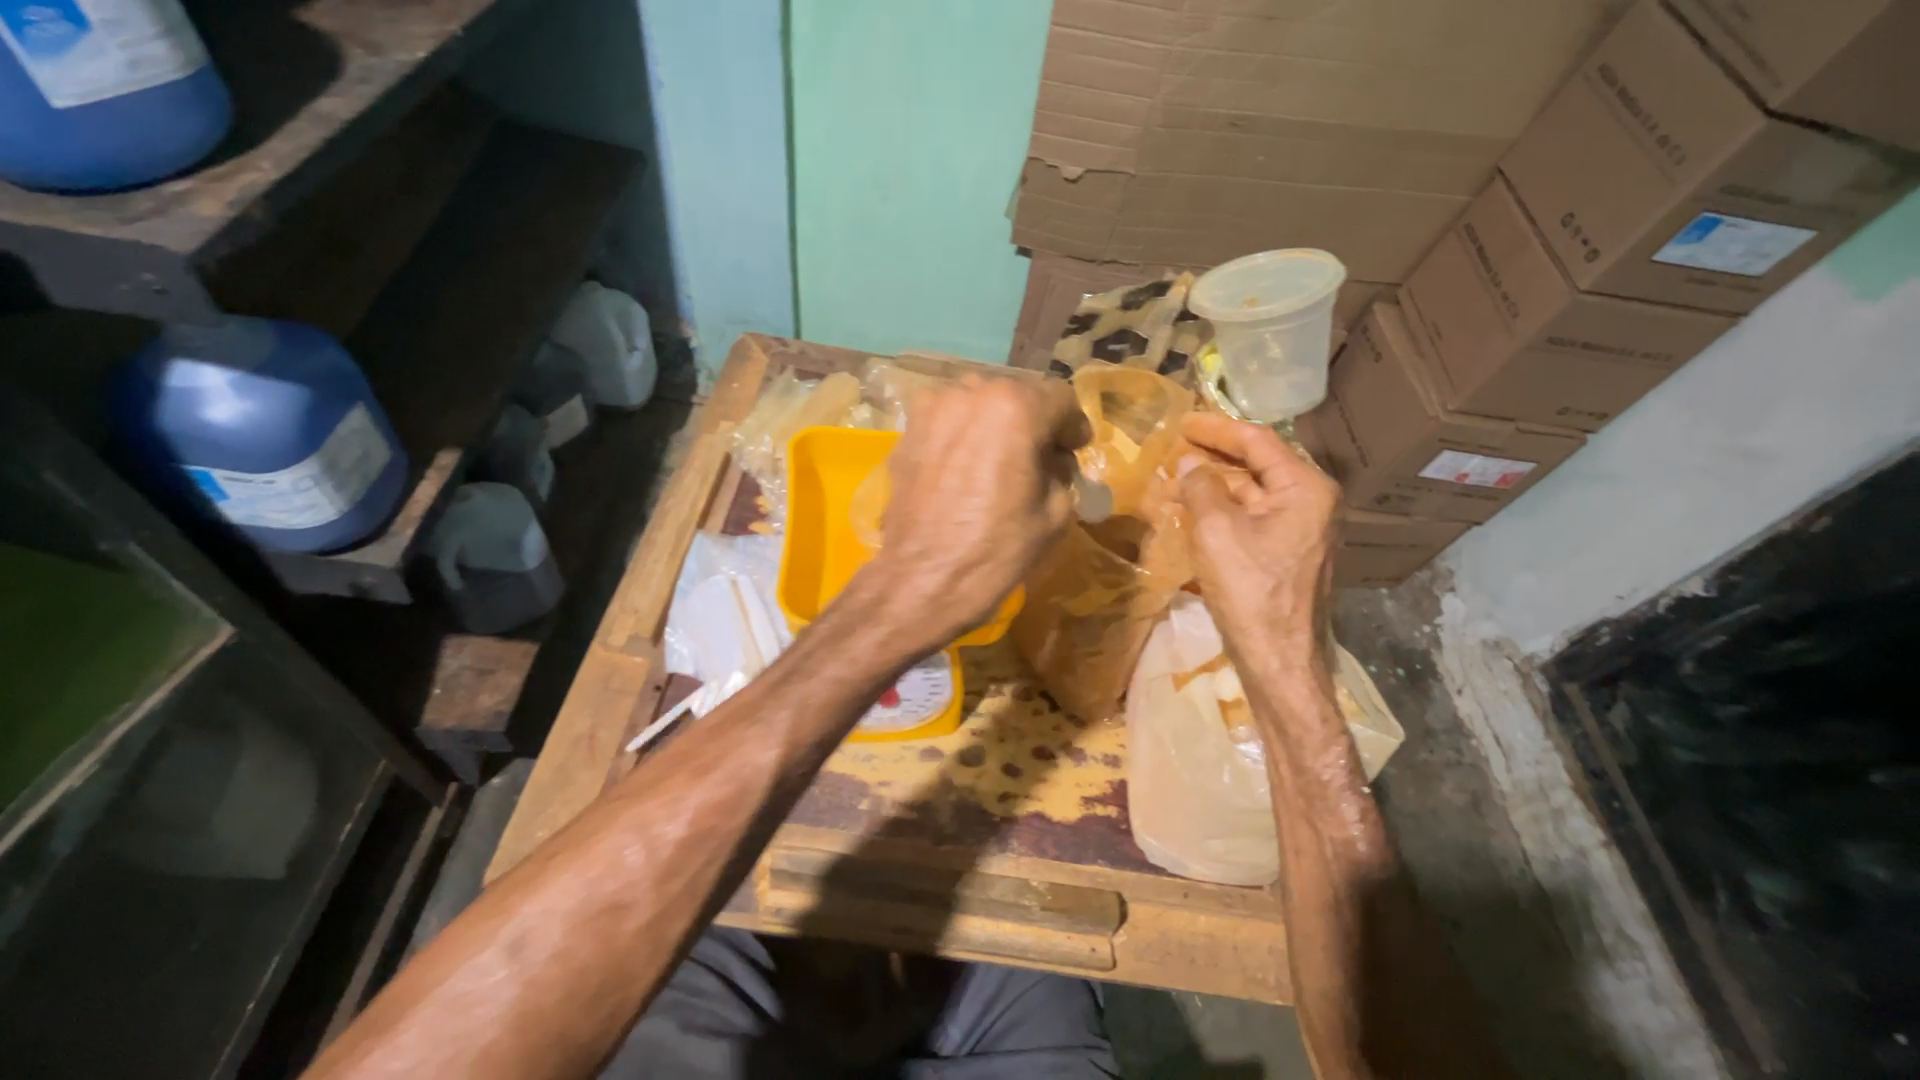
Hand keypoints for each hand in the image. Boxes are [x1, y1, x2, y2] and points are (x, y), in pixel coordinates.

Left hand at [853, 374, 1089, 650]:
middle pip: (1015, 395)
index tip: (1074, 450)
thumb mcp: (1056, 511)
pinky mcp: (906, 433)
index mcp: (1013, 407)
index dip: (1072, 425)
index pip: (1059, 397)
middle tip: (1038, 458)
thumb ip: (1061, 469)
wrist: (924, 579)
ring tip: (997, 463)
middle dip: (1032, 422)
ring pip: (977, 404)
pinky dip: (962, 437)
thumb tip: (1051, 458)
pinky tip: (964, 472)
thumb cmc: (998, 548)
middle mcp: (969, 393)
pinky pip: (946, 423)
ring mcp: (931, 410)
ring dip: (993, 425)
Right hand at [1174, 412, 1339, 670]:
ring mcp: (1303, 531)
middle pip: (1257, 465)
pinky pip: (1252, 520)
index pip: (1258, 441)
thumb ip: (1200, 487)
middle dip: (1213, 456)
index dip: (1216, 428)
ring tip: (1173, 479)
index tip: (1181, 421)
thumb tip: (1186, 463)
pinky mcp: (1289, 556)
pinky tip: (1192, 512)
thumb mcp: (1216, 532)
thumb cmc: (1251, 592)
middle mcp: (1312, 503)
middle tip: (1174, 447)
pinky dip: (1222, 511)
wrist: (1280, 660)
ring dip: (1213, 486)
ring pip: (1252, 494)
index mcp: (1305, 488)